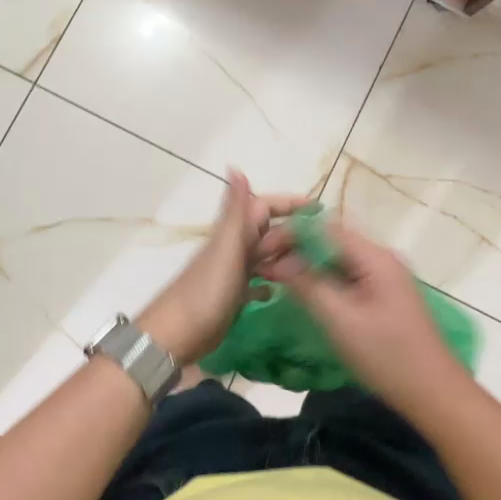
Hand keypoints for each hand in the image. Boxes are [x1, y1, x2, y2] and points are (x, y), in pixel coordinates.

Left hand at [139, 170, 305, 364]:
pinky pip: (254, 284)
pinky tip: (279, 292)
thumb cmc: (205, 290)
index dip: (288, 203)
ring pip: (263, 257)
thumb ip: (235, 210)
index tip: (318, 208)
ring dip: (283, 258)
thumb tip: (235, 165)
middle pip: (266, 232)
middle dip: (292, 233)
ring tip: (311, 267)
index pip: (263, 206)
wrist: (176, 334)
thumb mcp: (226, 247)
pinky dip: (268, 284)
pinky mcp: (230, 298)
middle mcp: (233, 248)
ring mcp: (231, 273)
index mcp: (233, 233)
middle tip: (324, 244)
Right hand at [258, 223, 465, 414]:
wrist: (435, 394)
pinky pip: (347, 275)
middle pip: (331, 239)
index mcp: (376, 257)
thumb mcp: (341, 322)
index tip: (259, 250)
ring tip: (275, 277)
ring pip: (338, 258)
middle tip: (262, 265)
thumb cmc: (388, 358)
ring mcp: (385, 277)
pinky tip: (303, 293)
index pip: (324, 227)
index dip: (289, 233)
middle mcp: (382, 258)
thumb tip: (277, 260)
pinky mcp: (384, 296)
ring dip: (306, 264)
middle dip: (295, 247)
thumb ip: (308, 286)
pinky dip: (322, 279)